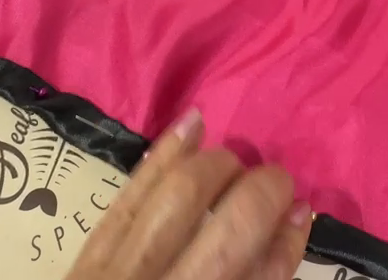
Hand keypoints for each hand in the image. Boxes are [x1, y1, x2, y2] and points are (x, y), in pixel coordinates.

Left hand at [67, 110, 312, 279]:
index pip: (263, 276)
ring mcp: (119, 279)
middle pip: (230, 233)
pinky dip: (164, 156)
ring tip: (235, 163)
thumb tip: (290, 224)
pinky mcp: (87, 262)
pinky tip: (194, 123)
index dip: (289, 238)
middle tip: (277, 183)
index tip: (301, 210)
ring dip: (218, 168)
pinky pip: (129, 198)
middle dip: (264, 193)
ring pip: (179, 199)